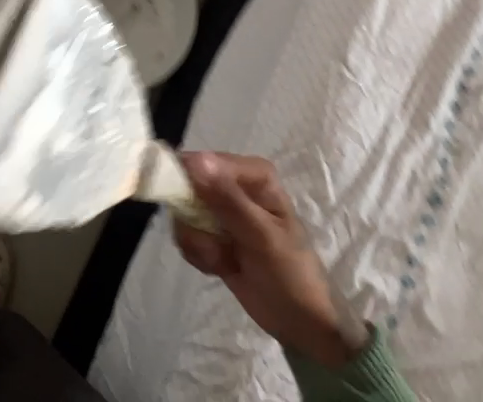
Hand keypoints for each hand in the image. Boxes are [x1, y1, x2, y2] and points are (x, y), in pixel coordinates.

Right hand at [173, 152, 367, 366]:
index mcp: (253, 175)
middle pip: (187, 187)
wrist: (298, 321)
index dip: (187, 182)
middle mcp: (234, 186)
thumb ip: (229, 199)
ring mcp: (221, 211)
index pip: (205, 162)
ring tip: (224, 261)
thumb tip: (196, 161)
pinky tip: (221, 268)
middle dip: (195, 223)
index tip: (188, 213)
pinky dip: (200, 256)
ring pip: (184, 216)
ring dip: (199, 244)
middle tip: (215, 247)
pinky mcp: (212, 235)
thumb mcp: (262, 235)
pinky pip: (187, 237)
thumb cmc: (290, 273)